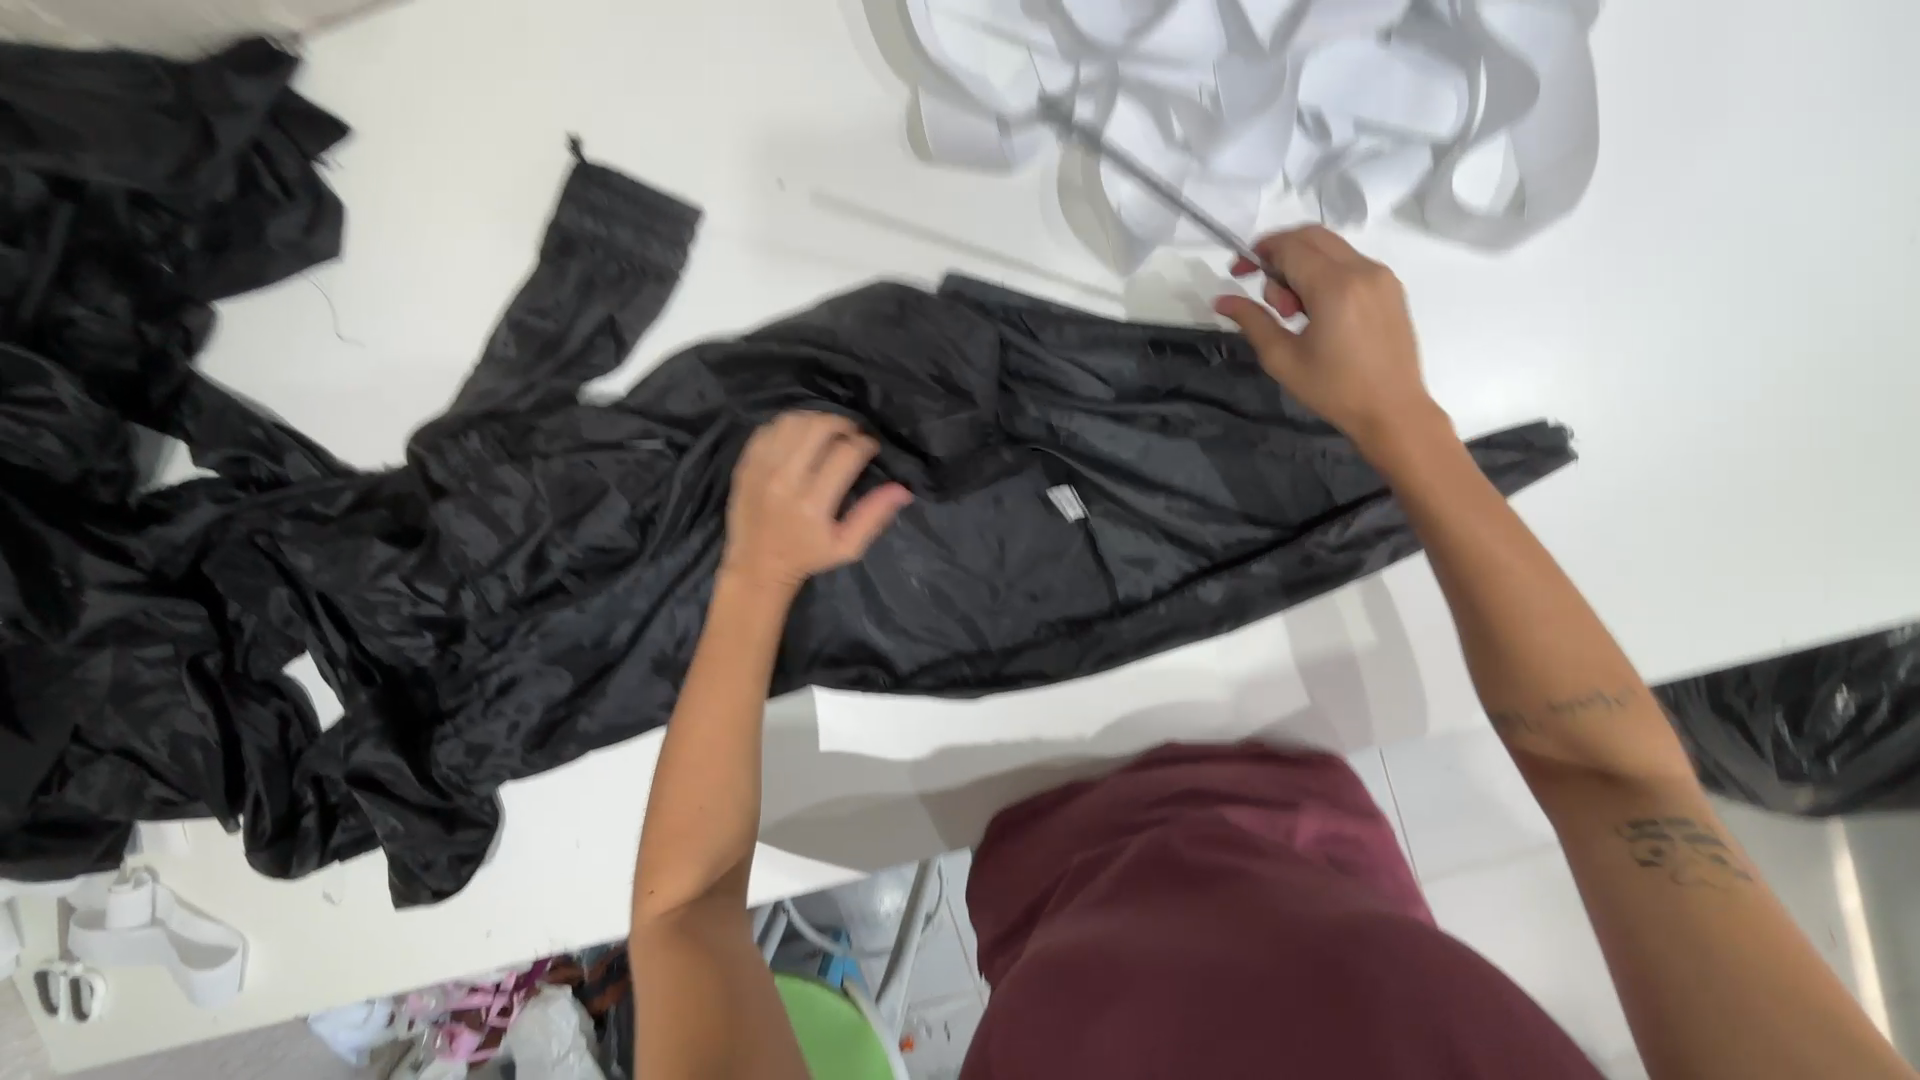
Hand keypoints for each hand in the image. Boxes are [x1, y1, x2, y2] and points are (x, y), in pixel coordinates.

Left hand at [721, 411, 912, 593]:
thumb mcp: (848, 547)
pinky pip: (770, 428)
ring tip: (828, 432)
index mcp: (813, 504)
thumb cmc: (807, 557)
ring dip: (817, 420)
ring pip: (794, 422)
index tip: (871, 448)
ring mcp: (761, 469)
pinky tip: (801, 436)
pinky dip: (790, 425)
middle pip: (819, 428)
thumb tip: (903, 489)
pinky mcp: (745, 463)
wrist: (755, 565)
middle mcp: (785, 480)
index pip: (847, 453)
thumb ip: (874, 516)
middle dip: (843, 424)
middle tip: (851, 434)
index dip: (866, 443)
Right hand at [1214, 226, 1445, 453]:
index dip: (1259, 253)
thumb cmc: (1333, 390)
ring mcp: (1381, 275)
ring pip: (1331, 247)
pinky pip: (1349, 262)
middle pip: (1311, 237)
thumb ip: (1252, 320)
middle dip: (1279, 254)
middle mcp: (1362, 269)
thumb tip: (1221, 300)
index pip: (1290, 247)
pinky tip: (1318, 310)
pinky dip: (1325, 272)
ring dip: (1302, 265)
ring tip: (1294, 311)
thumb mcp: (1282, 358)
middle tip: (1266, 295)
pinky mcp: (1390, 286)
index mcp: (1334, 287)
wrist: (1392, 409)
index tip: (1239, 272)